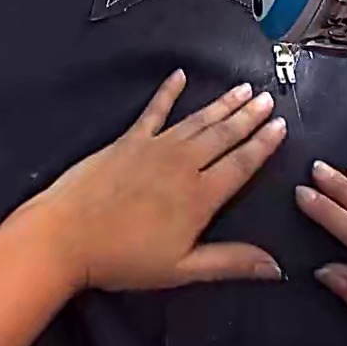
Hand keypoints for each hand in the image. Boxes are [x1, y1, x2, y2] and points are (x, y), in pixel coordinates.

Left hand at [16, 70, 287, 291]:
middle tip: (268, 97)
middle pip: (225, 135)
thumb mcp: (182, 270)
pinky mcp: (130, 139)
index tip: (280, 124)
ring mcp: (157, 147)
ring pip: (199, 120)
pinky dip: (167, 92)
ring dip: (223, 103)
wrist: (65, 237)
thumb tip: (275, 266)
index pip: (242, 163)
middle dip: (249, 116)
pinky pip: (154, 110)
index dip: (264, 143)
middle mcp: (185, 163)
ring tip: (243, 88)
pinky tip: (179, 75)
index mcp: (201, 195)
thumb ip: (230, 262)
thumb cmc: (124, 259)